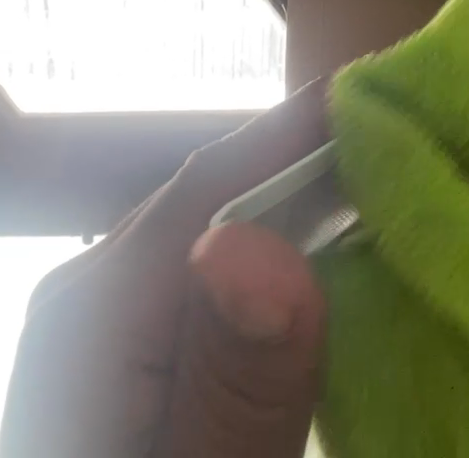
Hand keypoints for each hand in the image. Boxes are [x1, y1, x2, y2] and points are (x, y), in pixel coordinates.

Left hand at [0, 84, 328, 457]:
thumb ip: (229, 382)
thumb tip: (252, 245)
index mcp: (93, 309)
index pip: (205, 187)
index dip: (290, 132)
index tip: (364, 87)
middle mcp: (83, 291)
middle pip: (202, 202)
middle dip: (292, 166)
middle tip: (384, 141)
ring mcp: (91, 316)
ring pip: (197, 234)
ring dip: (276, 210)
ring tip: (360, 184)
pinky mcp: (109, 345)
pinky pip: (187, 277)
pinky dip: (248, 262)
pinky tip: (293, 261)